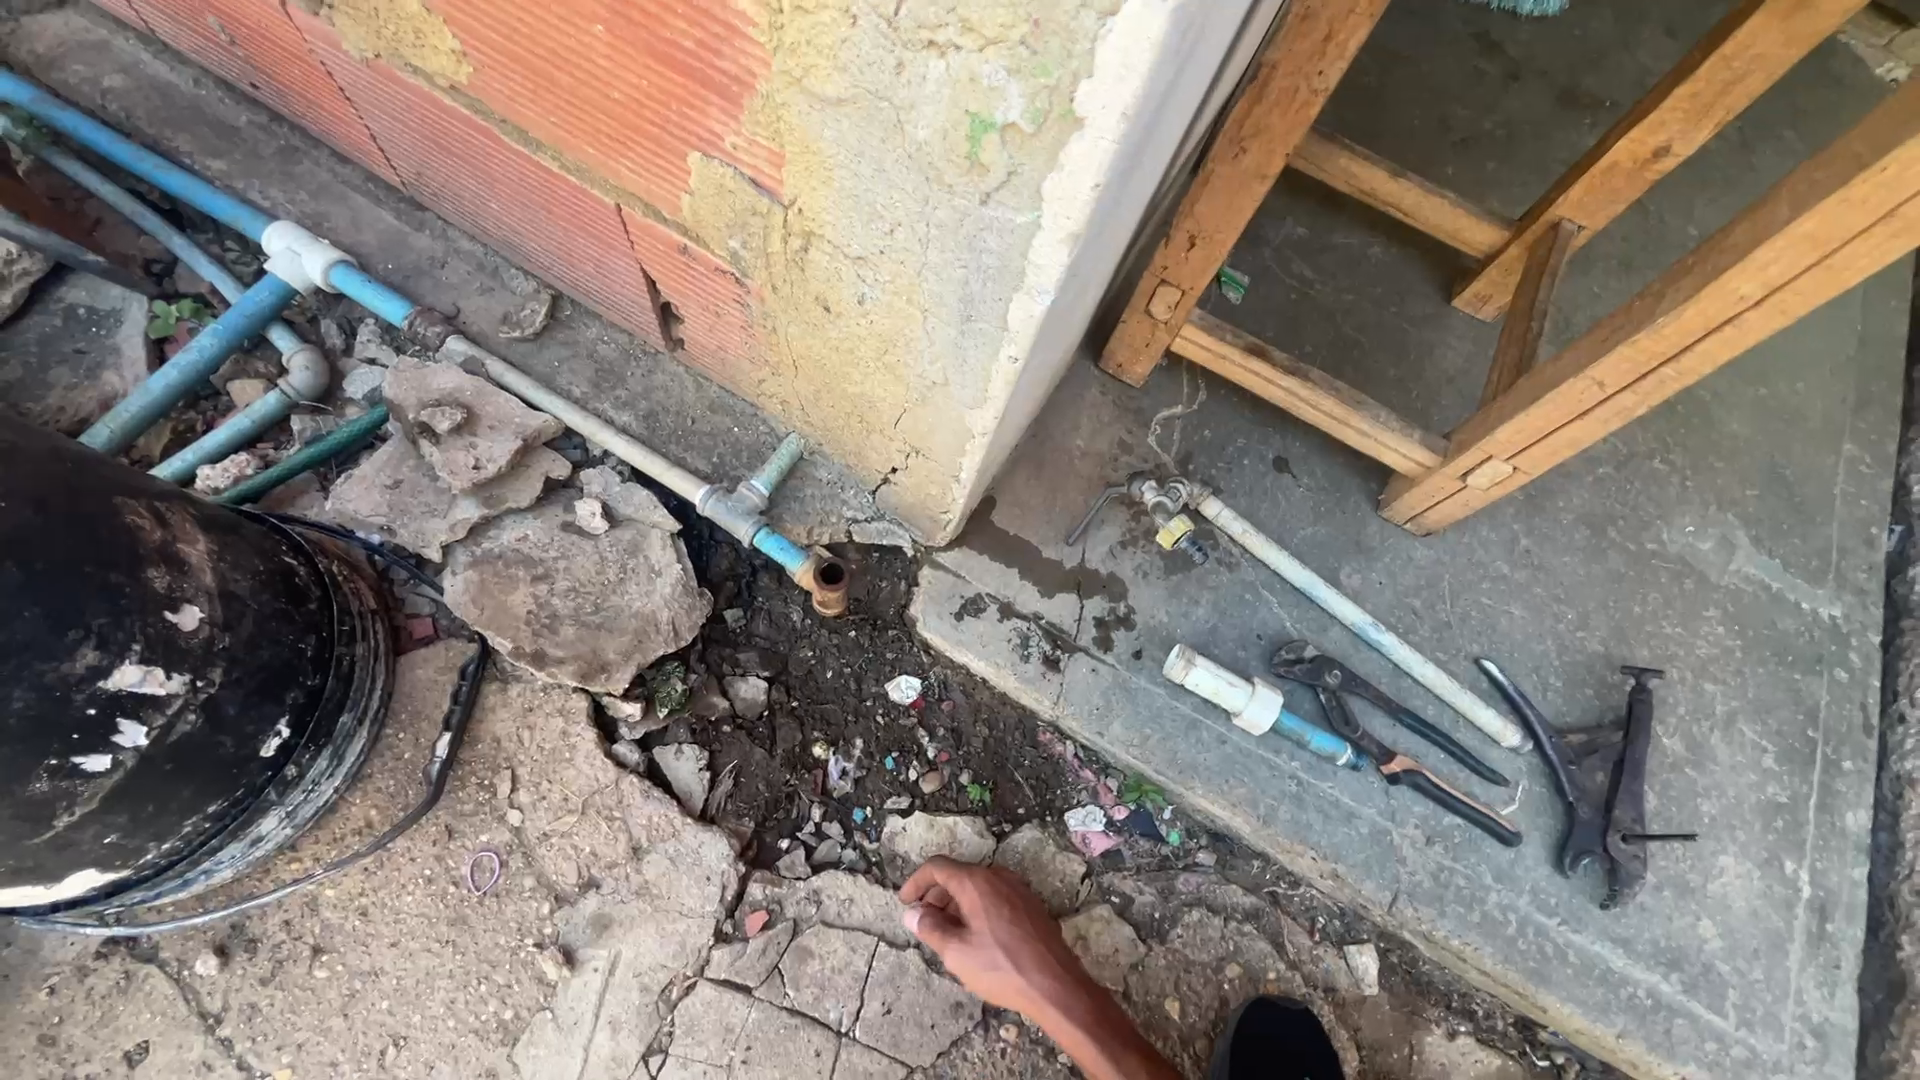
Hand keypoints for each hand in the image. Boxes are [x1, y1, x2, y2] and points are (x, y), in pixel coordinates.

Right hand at [897, 858, 1180, 1079]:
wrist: (1054, 983)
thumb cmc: (1001, 966)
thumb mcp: (956, 952)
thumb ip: (930, 928)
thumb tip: (912, 913)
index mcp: (976, 881)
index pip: (937, 867)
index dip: (916, 881)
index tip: (904, 901)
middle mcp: (997, 876)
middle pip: (957, 875)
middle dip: (935, 896)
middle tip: (923, 922)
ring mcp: (1016, 888)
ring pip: (976, 887)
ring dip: (955, 904)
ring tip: (946, 933)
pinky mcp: (1029, 904)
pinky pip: (994, 896)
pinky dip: (976, 908)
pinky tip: (975, 936)